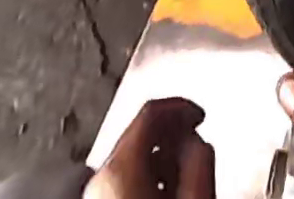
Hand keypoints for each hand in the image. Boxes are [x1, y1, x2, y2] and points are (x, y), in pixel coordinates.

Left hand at [85, 97, 215, 198]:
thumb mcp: (192, 197)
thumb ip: (198, 158)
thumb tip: (196, 135)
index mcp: (119, 164)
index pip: (151, 110)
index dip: (180, 105)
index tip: (199, 113)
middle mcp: (99, 172)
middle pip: (140, 130)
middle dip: (172, 130)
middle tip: (194, 139)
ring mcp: (95, 190)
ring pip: (132, 153)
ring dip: (160, 154)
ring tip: (183, 172)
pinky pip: (124, 174)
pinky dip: (146, 172)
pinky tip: (164, 189)